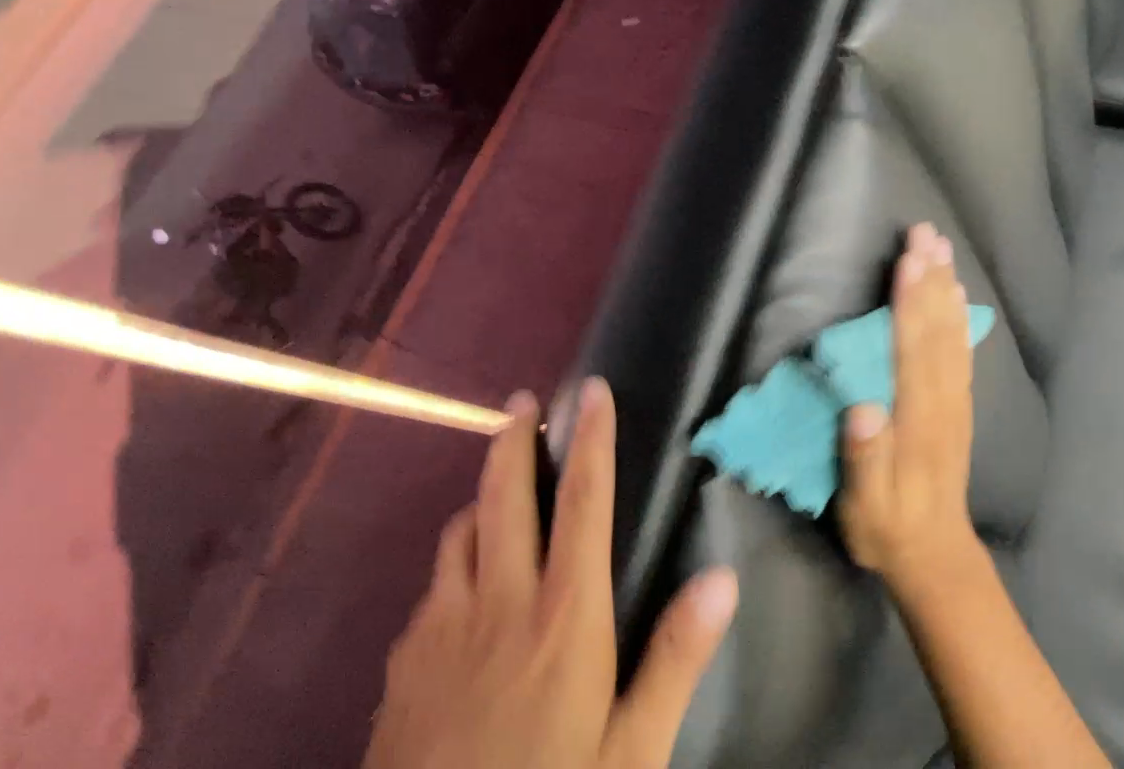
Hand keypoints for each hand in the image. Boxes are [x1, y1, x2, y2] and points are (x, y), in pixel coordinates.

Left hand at [363, 381, 738, 768]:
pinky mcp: (401, 665)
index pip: (583, 505)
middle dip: (514, 439)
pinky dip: (455, 559)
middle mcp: (498, 604)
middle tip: (524, 399)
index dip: (593, 441)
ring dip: (481, 495)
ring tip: (500, 484)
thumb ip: (675, 660)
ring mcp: (439, 631)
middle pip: (503, 496)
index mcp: (564, 616)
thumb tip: (722, 578)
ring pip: (458, 533)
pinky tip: (464, 585)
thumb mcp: (632, 749)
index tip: (593, 391)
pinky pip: (431, 586)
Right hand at [839, 223, 982, 589]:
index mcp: (917, 419)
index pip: (911, 351)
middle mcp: (942, 402)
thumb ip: (865, 459)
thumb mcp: (867, 507)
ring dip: (946, 289)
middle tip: (924, 232)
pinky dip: (959, 318)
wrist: (935, 553)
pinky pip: (961, 352)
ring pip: (952, 335)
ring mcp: (955, 403)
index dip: (909, 303)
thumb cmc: (888, 528)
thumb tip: (862, 409)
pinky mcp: (959, 407)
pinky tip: (956, 296)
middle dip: (929, 279)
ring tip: (942, 248)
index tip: (907, 260)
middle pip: (935, 331)